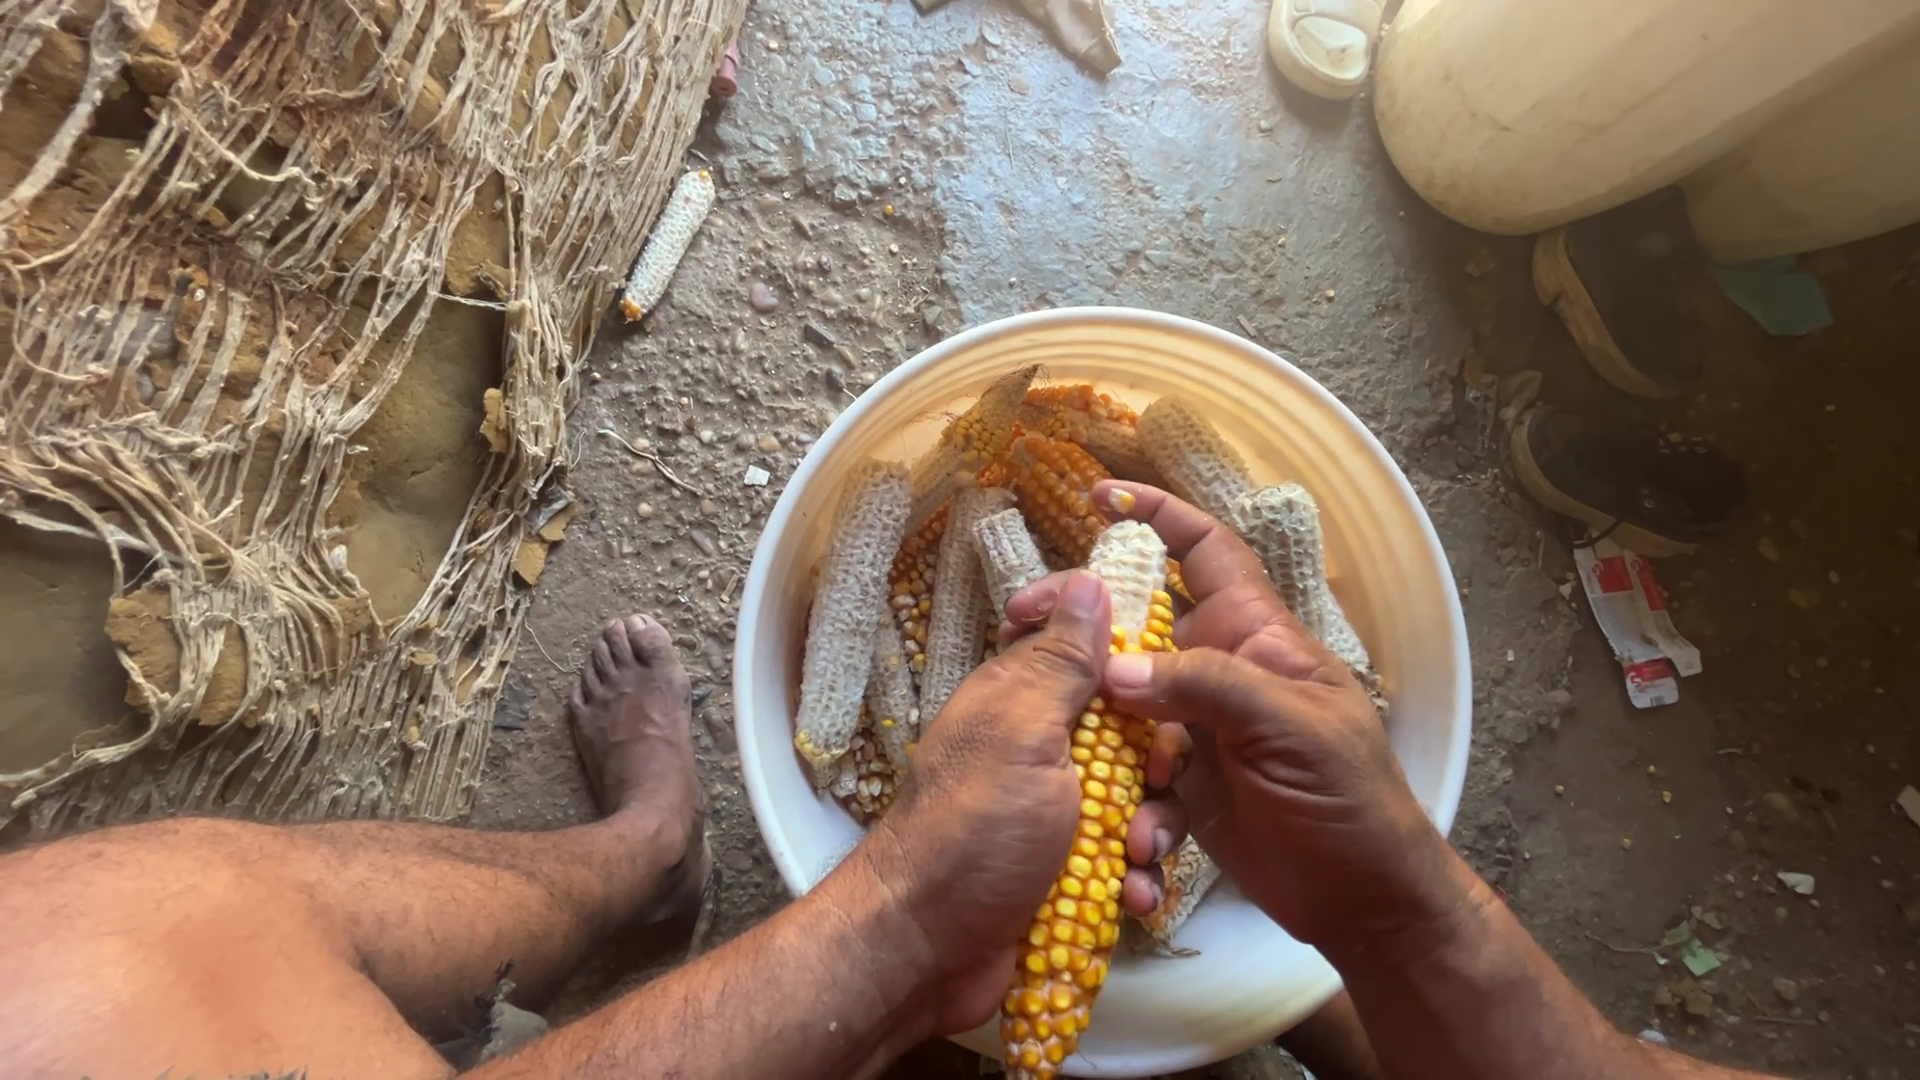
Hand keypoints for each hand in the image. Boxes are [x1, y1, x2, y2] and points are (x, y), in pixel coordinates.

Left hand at [852, 571, 1112, 1034]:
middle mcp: (1042, 739)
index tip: (1152, 660)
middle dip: (1155, 755)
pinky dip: (1134, 873)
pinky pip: (1125, 851)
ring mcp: (1058, 802)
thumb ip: (1060, 663)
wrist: (930, 951)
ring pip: (1136, 789)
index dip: (1118, 639)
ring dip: (1150, 824)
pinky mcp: (1073, 860)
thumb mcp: (1021, 733)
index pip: (1077, 636)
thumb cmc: (975, 828)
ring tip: (1135, 855)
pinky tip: (1131, 896)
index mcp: (1022, 693)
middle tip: (1155, 781)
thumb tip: (1088, 582)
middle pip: (1126, 720)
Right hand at [1064, 482, 1465, 951]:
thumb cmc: (1349, 798)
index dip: (1159, 514)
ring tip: (1058, 745)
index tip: (1101, 497)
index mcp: (1250, 634)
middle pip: (1133, 621)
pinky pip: (1131, 773)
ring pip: (1118, 699)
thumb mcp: (1290, 726)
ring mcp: (1190, 724)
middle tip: (1020, 620)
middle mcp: (1212, 668)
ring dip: (1089, 725)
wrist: (1361, 901)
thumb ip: (1207, 685)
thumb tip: (1115, 668)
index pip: (1205, 550)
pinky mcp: (1176, 779)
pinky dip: (1129, 807)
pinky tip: (1139, 843)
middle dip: (1080, 620)